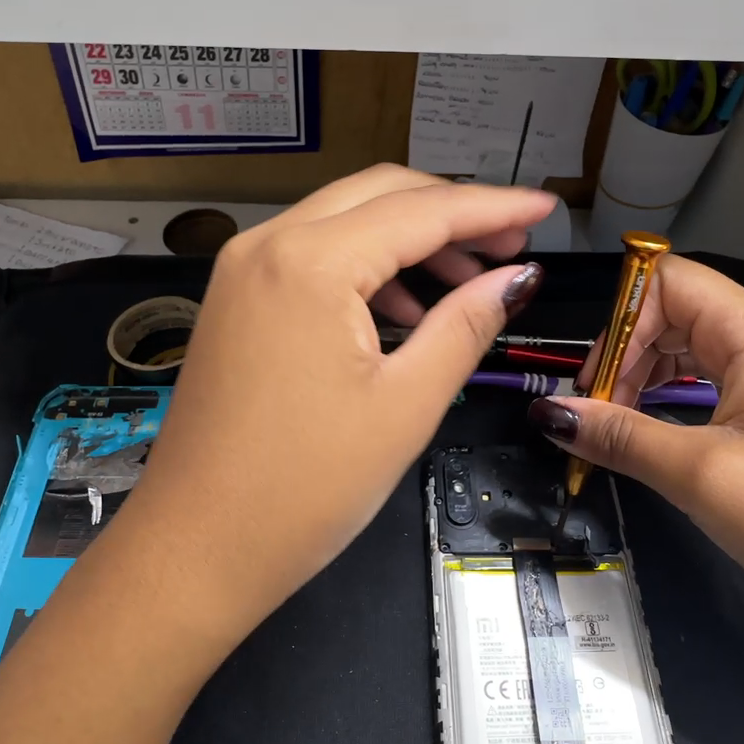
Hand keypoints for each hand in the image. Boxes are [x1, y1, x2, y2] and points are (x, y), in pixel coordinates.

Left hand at [129, 165, 554, 630]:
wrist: (196, 549)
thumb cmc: (306, 487)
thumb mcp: (406, 405)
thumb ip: (467, 324)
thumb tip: (520, 278)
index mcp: (311, 262)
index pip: (423, 210)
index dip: (493, 206)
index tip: (546, 207)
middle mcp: (268, 244)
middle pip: (380, 194)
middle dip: (452, 212)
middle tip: (511, 247)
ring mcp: (243, 270)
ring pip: (344, 220)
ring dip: (410, 239)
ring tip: (467, 284)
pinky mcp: (235, 299)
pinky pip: (312, 256)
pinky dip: (366, 268)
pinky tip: (405, 312)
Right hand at [526, 255, 743, 639]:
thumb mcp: (700, 475)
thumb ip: (618, 435)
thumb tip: (546, 413)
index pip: (668, 281)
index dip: (619, 320)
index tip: (593, 385)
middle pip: (673, 309)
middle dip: (624, 352)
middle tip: (595, 412)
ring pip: (685, 344)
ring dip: (641, 375)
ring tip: (617, 425)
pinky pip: (706, 375)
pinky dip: (667, 394)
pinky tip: (650, 429)